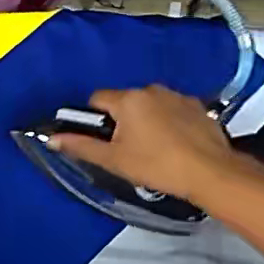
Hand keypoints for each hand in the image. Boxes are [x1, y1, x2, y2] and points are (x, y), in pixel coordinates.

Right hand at [49, 86, 241, 201]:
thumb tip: (51, 139)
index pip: (97, 99)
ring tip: (153, 148)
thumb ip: (81, 146)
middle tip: (127, 149)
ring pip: (149, 105)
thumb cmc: (157, 165)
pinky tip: (174, 144)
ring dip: (146, 119)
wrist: (211, 173)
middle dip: (121, 120)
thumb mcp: (114, 160)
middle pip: (124, 101)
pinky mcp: (198, 107)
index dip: (94, 119)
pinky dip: (168, 122)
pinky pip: (172, 109)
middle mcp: (151, 90)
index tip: (102, 139)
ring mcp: (177, 96)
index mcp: (128, 99)